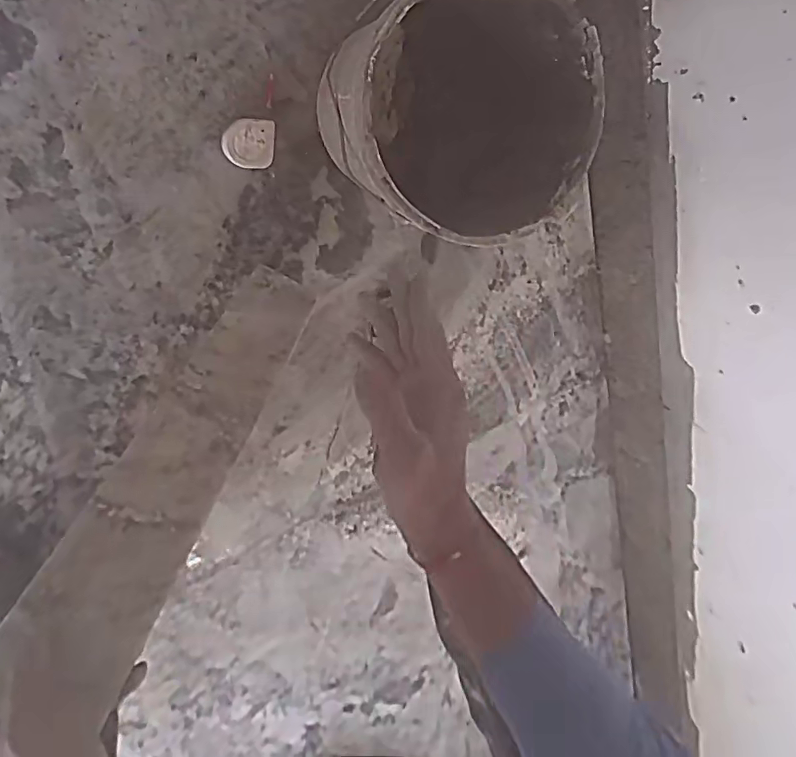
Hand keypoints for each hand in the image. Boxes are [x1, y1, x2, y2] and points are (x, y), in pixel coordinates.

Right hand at [349, 273, 478, 565]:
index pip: (426, 335)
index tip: (410, 276)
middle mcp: (430, 384)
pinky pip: (388, 373)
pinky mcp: (404, 409)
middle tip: (389, 275)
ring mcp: (418, 397)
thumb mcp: (404, 451)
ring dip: (385, 327)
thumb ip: (385, 408)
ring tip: (367, 300)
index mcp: (437, 387)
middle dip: (402, 306)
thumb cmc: (423, 487)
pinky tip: (358, 345)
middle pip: (414, 335)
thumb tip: (364, 364)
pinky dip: (374, 355)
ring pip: (400, 351)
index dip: (417, 305)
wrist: (434, 520)